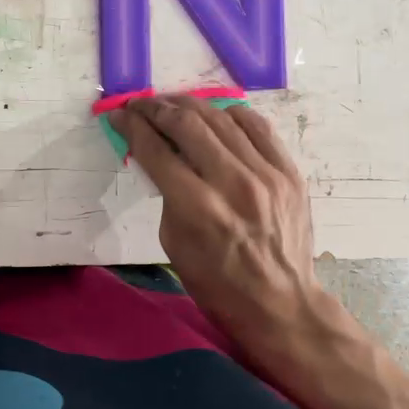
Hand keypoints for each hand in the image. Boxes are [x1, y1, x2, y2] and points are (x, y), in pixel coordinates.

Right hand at [110, 96, 332, 372]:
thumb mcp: (173, 240)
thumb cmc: (216, 282)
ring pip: (220, 117)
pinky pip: (257, 126)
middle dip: (156, 108)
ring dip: (189, 105)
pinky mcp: (289, 171)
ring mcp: (265, 174)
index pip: (156, 149)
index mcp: (197, 207)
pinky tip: (215, 115)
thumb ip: (166, 192)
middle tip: (140, 105)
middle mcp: (232, 183)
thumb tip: (157, 152)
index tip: (119, 114)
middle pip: (186, 123)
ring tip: (172, 105)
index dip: (132, 125)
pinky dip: (230, 114)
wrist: (280, 304)